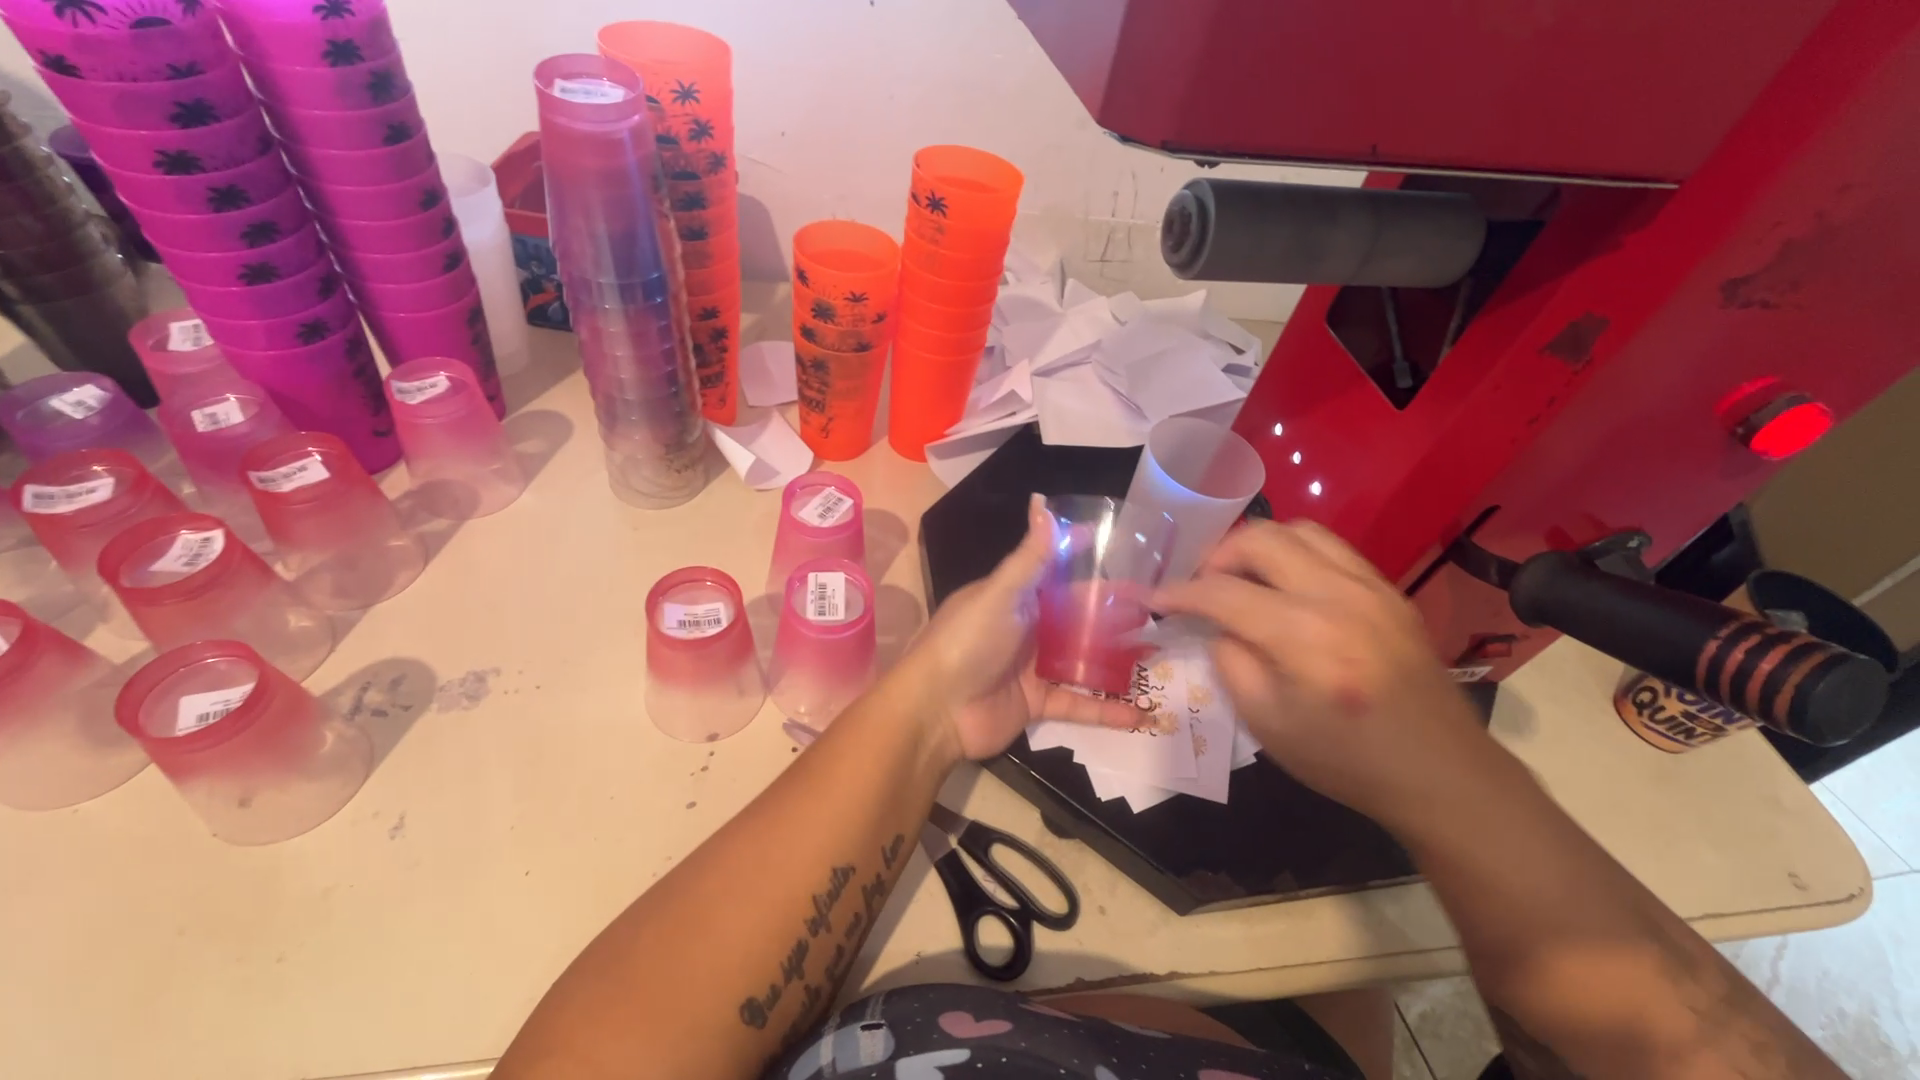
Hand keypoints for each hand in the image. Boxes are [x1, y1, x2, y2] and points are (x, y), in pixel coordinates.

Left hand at [906, 494, 1140, 762]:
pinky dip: (1108, 709)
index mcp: (1016, 596)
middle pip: (1078, 617)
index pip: (1056, 568)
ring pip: (1085, 660)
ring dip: (1118, 661)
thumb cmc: (967, 642)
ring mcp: (1034, 667)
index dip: (1087, 557)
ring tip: (1163, 658)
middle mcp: (1027, 628)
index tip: (1129, 548)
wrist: (935, 710)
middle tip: (1160, 610)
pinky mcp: (1039, 703)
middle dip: (1115, 614)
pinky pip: (1080, 703)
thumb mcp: (1000, 594)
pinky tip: (1143, 713)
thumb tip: (1042, 499)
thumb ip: (1030, 556)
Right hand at [1153, 520, 1490, 826]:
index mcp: (1303, 635)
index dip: (1180, 593)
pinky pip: (1332, 549)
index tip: (1156, 598)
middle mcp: (1337, 594)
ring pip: (1301, 530)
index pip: (1223, 592)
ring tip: (1243, 578)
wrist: (1440, 772)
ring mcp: (1370, 587)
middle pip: (1262, 538)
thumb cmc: (1345, 760)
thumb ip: (1231, 662)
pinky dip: (1296, 555)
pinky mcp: (1389, 592)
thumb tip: (1217, 626)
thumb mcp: (1266, 724)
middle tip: (1202, 586)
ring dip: (1260, 546)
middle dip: (1218, 555)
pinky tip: (1287, 588)